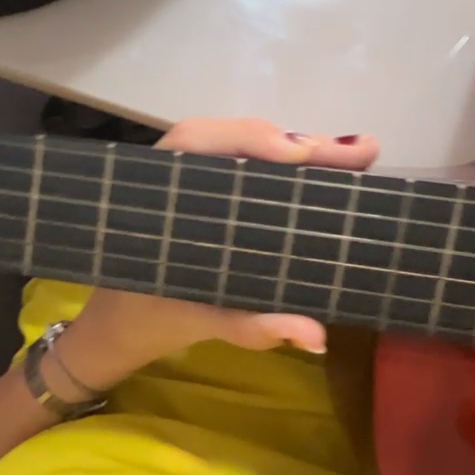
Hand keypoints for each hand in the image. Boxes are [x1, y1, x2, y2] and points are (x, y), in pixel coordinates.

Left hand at [50, 119, 378, 392]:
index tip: (300, 153)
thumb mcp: (194, 323)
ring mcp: (192, 185)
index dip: (249, 138)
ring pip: (247, 152)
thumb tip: (315, 336)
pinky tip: (328, 171)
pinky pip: (250, 173)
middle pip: (234, 141)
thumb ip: (249, 327)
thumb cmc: (141, 321)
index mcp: (152, 196)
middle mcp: (172, 178)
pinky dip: (290, 172)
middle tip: (361, 153)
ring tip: (355, 157)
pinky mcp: (211, 199)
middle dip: (298, 144)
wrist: (113, 333)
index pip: (196, 142)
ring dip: (301, 153)